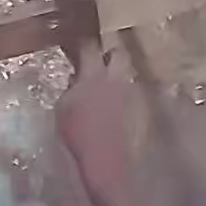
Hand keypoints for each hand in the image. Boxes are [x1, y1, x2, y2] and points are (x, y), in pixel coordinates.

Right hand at [57, 43, 136, 198]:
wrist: (107, 161)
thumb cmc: (78, 135)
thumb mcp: (63, 109)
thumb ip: (70, 88)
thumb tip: (76, 78)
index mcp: (92, 76)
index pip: (89, 47)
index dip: (84, 44)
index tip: (80, 44)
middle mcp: (115, 78)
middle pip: (118, 53)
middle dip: (109, 54)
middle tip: (100, 63)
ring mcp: (132, 92)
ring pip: (126, 74)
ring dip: (117, 77)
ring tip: (107, 91)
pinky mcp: (142, 107)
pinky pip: (132, 93)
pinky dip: (124, 96)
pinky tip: (116, 110)